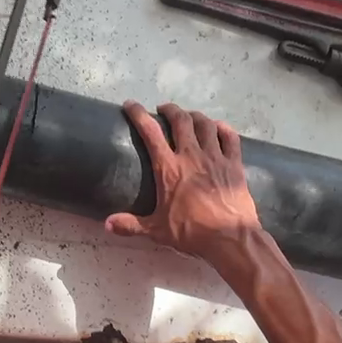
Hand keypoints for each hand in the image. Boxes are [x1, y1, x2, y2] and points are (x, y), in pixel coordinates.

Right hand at [105, 102, 262, 264]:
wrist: (230, 237)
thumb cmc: (191, 232)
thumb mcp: (157, 230)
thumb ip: (131, 225)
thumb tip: (106, 224)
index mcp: (169, 168)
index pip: (150, 132)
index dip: (139, 115)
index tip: (131, 105)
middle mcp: (191, 155)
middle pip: (181, 120)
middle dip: (170, 110)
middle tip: (163, 109)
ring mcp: (215, 157)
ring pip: (205, 125)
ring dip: (195, 116)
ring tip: (189, 116)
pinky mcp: (234, 164)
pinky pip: (230, 138)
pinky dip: (223, 129)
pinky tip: (219, 127)